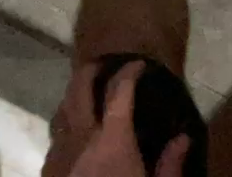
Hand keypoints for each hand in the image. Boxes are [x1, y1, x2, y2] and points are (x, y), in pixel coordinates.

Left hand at [43, 62, 188, 176]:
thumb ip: (170, 167)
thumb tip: (183, 139)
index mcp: (112, 141)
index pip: (119, 91)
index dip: (130, 72)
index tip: (140, 65)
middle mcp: (81, 140)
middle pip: (78, 88)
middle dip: (91, 69)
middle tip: (105, 66)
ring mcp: (60, 157)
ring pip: (61, 112)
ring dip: (74, 98)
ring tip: (88, 98)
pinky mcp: (48, 174)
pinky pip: (54, 141)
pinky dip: (65, 130)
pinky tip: (76, 142)